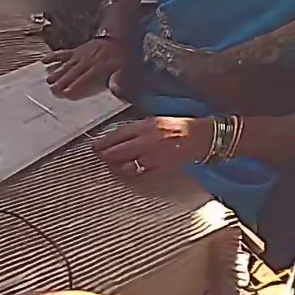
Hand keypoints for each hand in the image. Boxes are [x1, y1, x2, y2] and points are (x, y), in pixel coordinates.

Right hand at [45, 36, 122, 99]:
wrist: (116, 37)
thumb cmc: (119, 58)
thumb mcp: (123, 69)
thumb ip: (118, 80)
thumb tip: (116, 90)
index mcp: (97, 69)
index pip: (84, 80)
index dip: (75, 87)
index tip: (66, 94)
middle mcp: (86, 63)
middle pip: (72, 74)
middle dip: (62, 82)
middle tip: (52, 91)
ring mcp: (79, 56)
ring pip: (66, 65)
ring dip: (56, 73)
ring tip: (48, 80)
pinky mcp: (75, 50)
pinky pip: (63, 54)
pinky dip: (53, 57)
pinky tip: (44, 61)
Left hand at [93, 116, 211, 177]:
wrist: (200, 138)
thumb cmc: (177, 127)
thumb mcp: (155, 120)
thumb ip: (136, 128)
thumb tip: (116, 135)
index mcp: (146, 125)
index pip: (118, 134)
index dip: (103, 142)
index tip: (95, 146)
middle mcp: (148, 140)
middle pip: (118, 151)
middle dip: (105, 156)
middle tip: (99, 157)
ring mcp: (154, 156)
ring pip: (127, 165)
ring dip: (116, 167)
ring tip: (111, 165)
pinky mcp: (161, 168)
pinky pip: (140, 174)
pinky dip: (130, 174)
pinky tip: (126, 172)